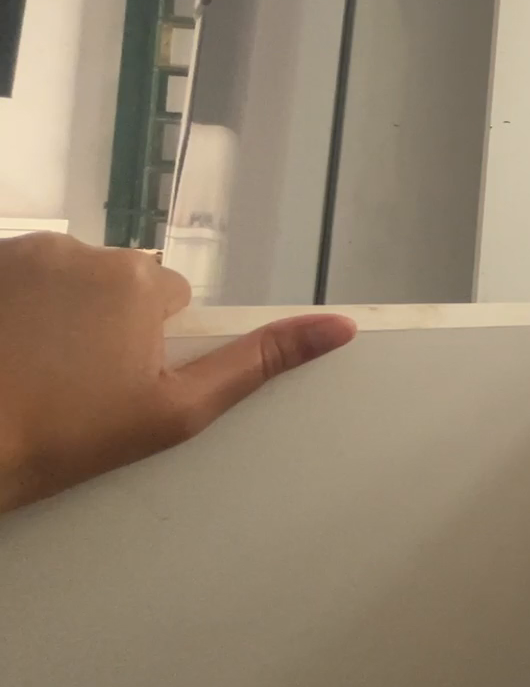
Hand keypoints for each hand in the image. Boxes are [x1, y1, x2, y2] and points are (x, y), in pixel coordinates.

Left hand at [0, 233, 355, 514]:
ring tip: (14, 371)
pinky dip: (1, 312)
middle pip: (107, 283)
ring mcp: (3, 257)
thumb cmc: (53, 436)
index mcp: (134, 277)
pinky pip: (5, 283)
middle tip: (61, 382)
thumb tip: (339, 327)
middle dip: (94, 324)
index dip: (144, 342)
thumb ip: (263, 359)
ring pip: (51, 282)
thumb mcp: (177, 408)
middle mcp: (69, 251)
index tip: (107, 379)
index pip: (165, 297)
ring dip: (42, 316)